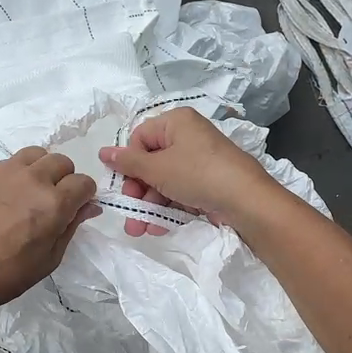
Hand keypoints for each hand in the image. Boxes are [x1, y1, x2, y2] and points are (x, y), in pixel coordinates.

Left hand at [0, 147, 98, 311]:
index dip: (84, 195)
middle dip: (65, 179)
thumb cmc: (9, 273)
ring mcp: (6, 171)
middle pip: (61, 162)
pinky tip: (6, 197)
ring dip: (41, 168)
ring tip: (32, 191)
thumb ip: (72, 225)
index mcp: (53, 203)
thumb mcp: (50, 257)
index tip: (76, 207)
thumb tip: (90, 206)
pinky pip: (10, 162)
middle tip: (53, 201)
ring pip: (36, 154)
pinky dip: (16, 174)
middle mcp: (32, 179)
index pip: (83, 182)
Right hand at [98, 107, 281, 236]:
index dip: (130, 163)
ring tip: (140, 230)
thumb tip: (102, 152)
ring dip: (150, 205)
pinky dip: (169, 207)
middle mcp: (189, 136)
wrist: (248, 202)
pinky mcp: (211, 182)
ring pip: (165, 180)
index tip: (124, 186)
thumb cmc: (198, 174)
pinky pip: (181, 191)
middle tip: (130, 213)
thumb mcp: (157, 169)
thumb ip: (128, 162)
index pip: (140, 137)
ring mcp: (201, 161)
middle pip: (152, 162)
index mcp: (176, 122)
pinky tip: (158, 228)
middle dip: (138, 191)